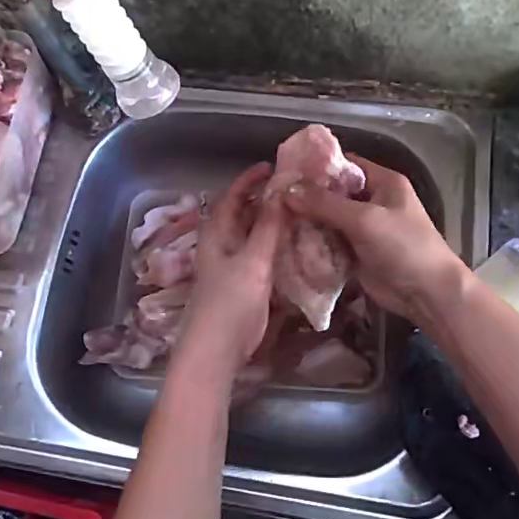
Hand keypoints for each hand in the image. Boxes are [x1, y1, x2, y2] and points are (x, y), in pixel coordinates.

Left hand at [179, 163, 286, 364]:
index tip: (273, 166)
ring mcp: (232, 267)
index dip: (249, 180)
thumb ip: (269, 228)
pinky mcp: (244, 287)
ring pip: (253, 236)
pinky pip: (262, 257)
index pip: (231, 197)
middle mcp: (222, 246)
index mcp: (216, 235)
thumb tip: (282, 192)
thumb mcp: (253, 261)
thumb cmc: (229, 303)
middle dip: (265, 200)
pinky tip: (298, 247)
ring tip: (301, 213)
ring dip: (273, 224)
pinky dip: (278, 248)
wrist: (216, 352)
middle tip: (295, 190)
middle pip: (242, 215)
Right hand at [283, 155, 471, 327]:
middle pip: (333, 193)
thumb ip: (324, 203)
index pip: (346, 164)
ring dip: (305, 220)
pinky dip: (311, 242)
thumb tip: (286, 189)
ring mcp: (363, 229)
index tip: (286, 170)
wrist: (425, 293)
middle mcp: (372, 201)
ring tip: (272, 218)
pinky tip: (285, 240)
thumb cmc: (403, 246)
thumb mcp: (364, 219)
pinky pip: (328, 242)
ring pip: (327, 219)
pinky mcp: (355, 253)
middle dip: (306, 196)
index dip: (317, 165)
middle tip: (272, 197)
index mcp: (383, 182)